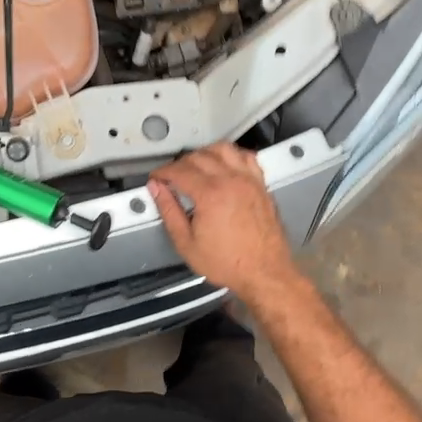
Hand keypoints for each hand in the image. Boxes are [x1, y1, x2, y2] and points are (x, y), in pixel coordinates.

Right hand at [148, 144, 301, 305]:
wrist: (264, 272)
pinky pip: (246, 157)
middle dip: (180, 163)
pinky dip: (232, 155)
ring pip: (223, 149)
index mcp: (210, 194)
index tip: (157, 178)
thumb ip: (169, 211)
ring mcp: (249, 181)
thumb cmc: (229, 263)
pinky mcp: (261, 186)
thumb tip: (157, 190)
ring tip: (196, 166)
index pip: (179, 170)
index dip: (162, 172)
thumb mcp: (186, 243)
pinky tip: (225, 165)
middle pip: (199, 156)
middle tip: (172, 176)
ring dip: (205, 153)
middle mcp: (231, 181)